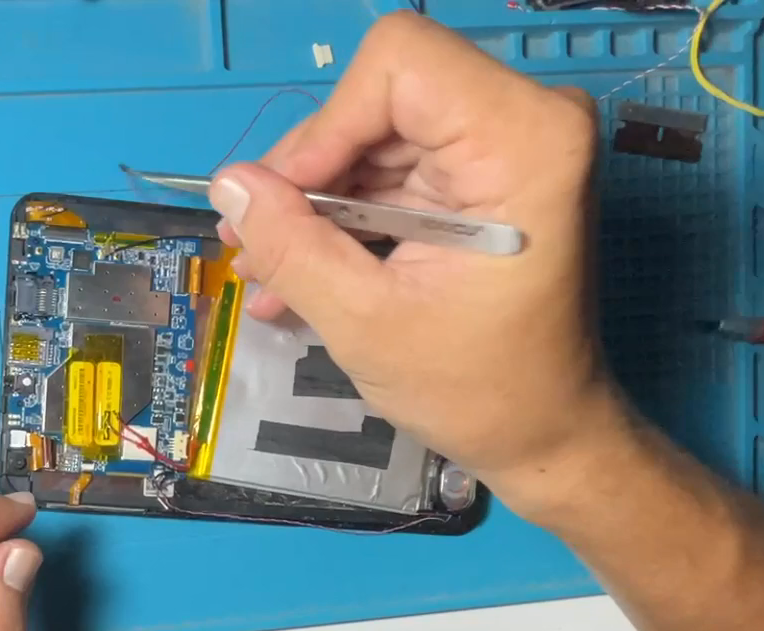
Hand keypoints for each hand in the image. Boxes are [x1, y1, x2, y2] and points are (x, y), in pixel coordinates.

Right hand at [208, 13, 628, 514]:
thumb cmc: (473, 389)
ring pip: (366, 144)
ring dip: (307, 212)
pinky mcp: (470, 189)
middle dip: (304, 178)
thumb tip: (226, 185)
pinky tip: (293, 279)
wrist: (538, 433)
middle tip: (255, 249)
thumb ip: (293, 248)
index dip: (324, 131)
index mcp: (519, 140)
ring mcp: (492, 155)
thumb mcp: (366, 323)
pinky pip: (381, 182)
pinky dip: (332, 228)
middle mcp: (516, 124)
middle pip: (375, 104)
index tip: (283, 208)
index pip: (396, 65)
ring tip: (267, 275)